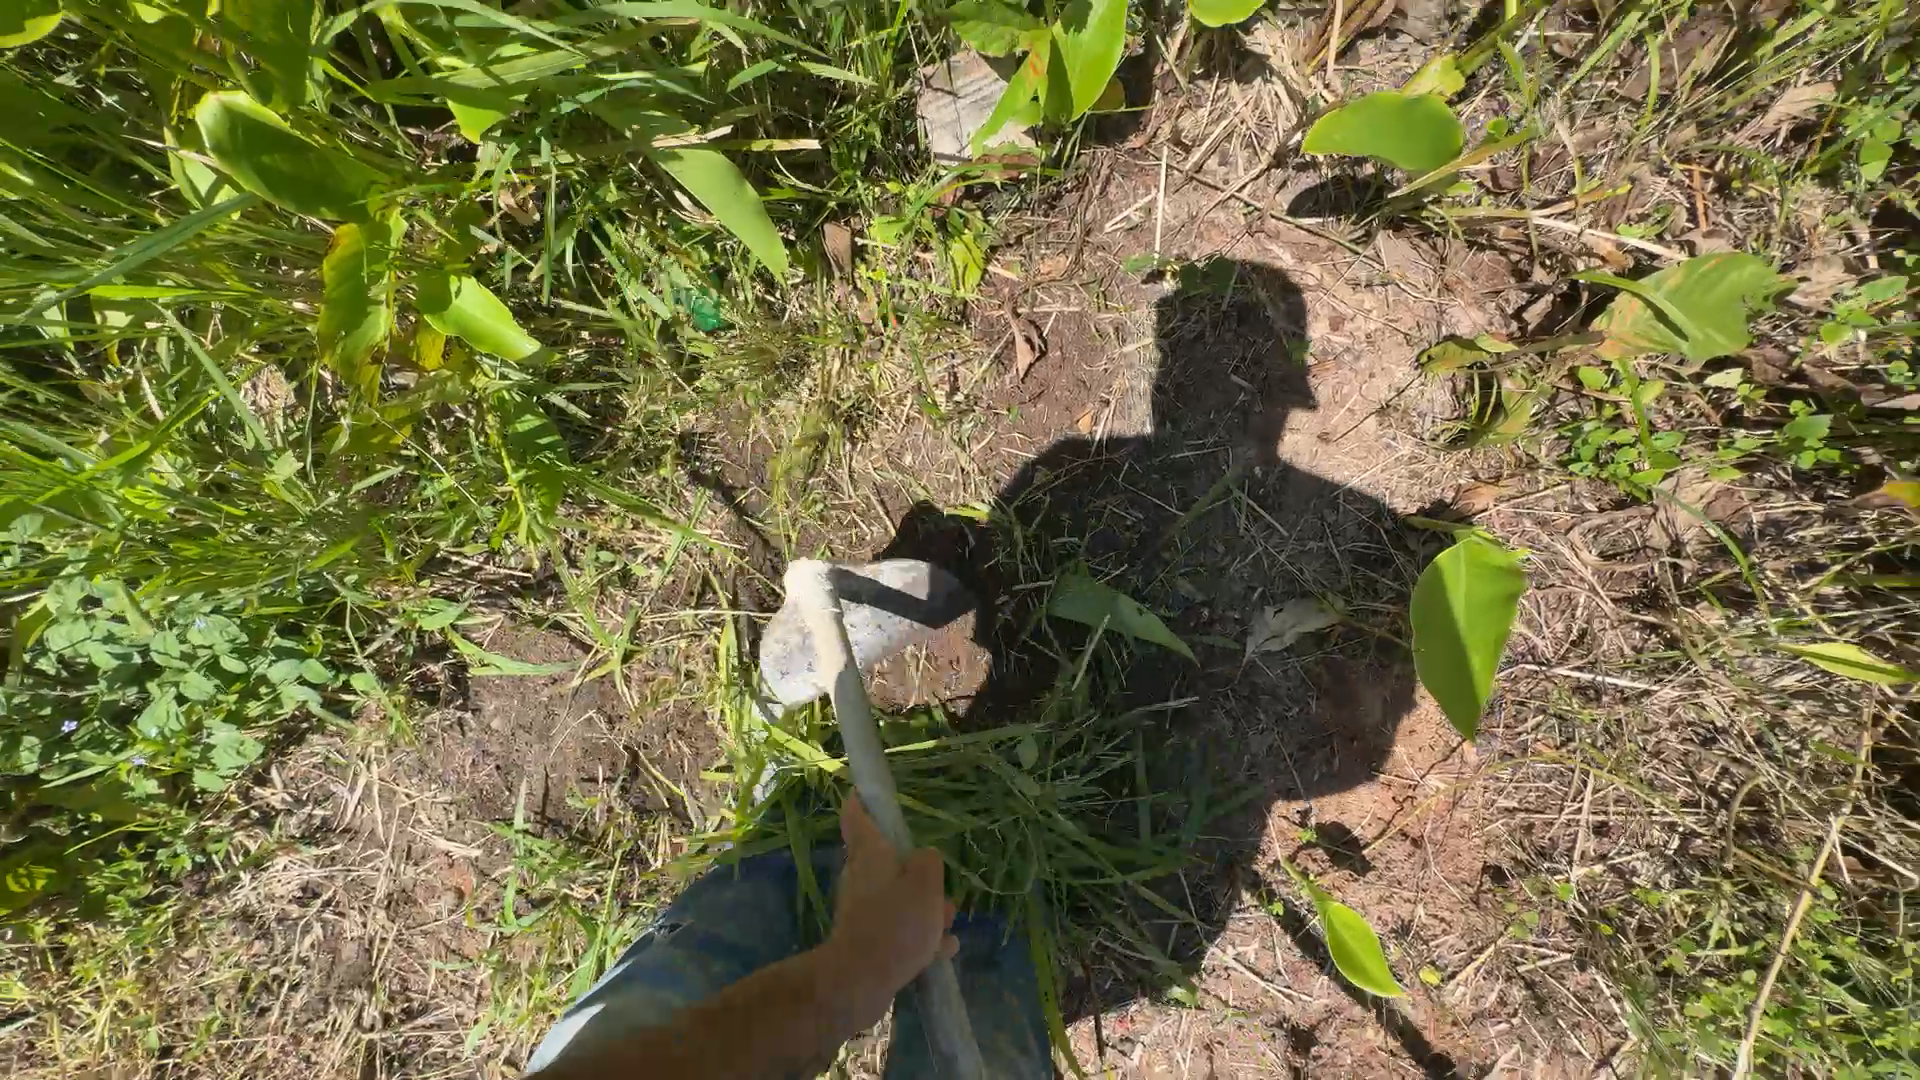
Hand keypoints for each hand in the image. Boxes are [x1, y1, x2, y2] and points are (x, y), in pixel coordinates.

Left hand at [824, 795, 957, 1027]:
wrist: (861, 982)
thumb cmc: (895, 922)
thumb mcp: (926, 883)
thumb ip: (930, 862)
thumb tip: (925, 858)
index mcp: (870, 853)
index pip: (856, 816)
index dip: (860, 801)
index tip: (862, 792)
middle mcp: (861, 875)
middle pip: (890, 862)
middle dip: (920, 875)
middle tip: (941, 890)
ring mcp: (862, 909)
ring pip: (899, 897)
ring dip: (926, 909)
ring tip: (947, 925)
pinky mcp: (867, 939)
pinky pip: (898, 927)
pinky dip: (920, 936)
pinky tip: (942, 949)